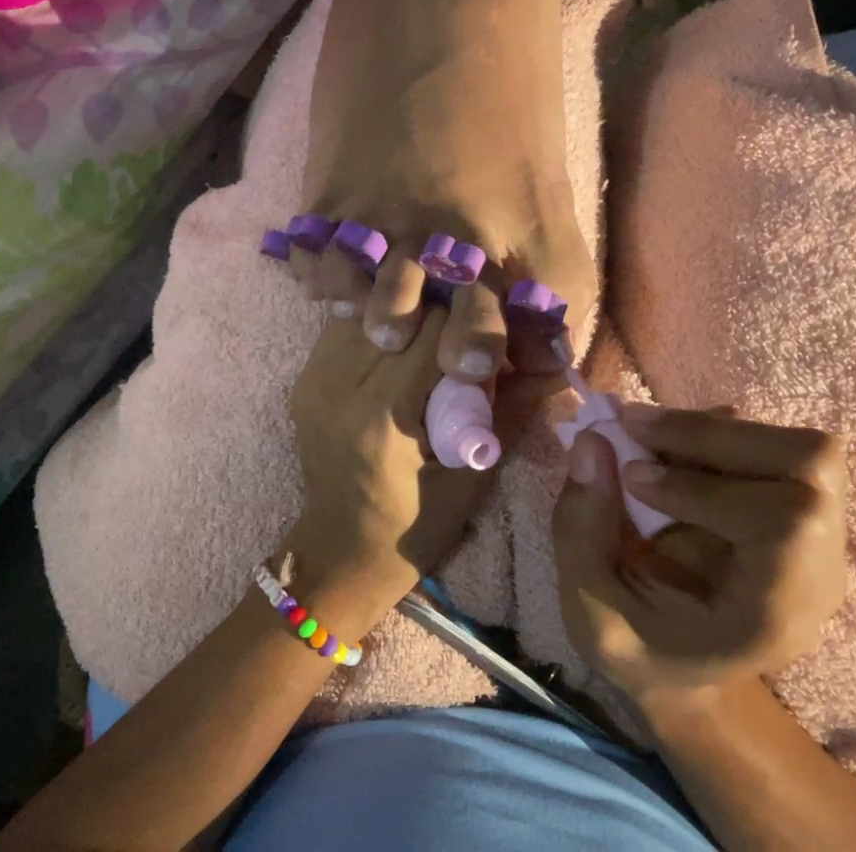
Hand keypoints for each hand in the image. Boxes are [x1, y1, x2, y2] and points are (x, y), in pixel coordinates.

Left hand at [288, 309, 496, 591]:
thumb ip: (506, 410)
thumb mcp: (472, 475)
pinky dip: (374, 327)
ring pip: (367, 308)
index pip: (434, 330)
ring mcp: (313, 379)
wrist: (343, 547)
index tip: (488, 345)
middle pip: (400, 311)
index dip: (469, 328)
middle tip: (461, 338)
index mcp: (382, 416)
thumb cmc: (416, 524)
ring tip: (427, 340)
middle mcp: (338, 387)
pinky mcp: (303, 378)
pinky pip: (344, 329)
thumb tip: (552, 357)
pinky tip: (396, 345)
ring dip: (404, 315)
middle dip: (438, 316)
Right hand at [293, 0, 593, 384]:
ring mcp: (393, 216)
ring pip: (376, 314)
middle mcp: (467, 237)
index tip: (512, 410)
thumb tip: (521, 325)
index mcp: (536, 231)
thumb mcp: (547, 173)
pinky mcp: (333, 189)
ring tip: (374, 324)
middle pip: (458, 347)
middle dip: (451, 379)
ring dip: (376, 326)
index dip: (528, 387)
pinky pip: (320, 265)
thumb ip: (538, 253)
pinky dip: (322, 280)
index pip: (540, 344)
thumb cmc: (510, 74)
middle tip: (438, 390)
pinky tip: (327, 271)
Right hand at [552, 405, 848, 706]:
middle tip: (633, 424)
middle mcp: (817, 570)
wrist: (687, 673)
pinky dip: (718, 434)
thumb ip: (581, 531)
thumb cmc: (639, 652)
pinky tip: (667, 447)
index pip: (785, 521)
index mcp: (774, 610)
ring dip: (715, 430)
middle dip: (713, 435)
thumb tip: (592, 440)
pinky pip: (776, 451)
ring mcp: (819, 539)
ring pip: (801, 449)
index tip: (630, 478)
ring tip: (646, 431)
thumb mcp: (589, 611)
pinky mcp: (799, 512)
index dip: (705, 486)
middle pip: (809, 466)